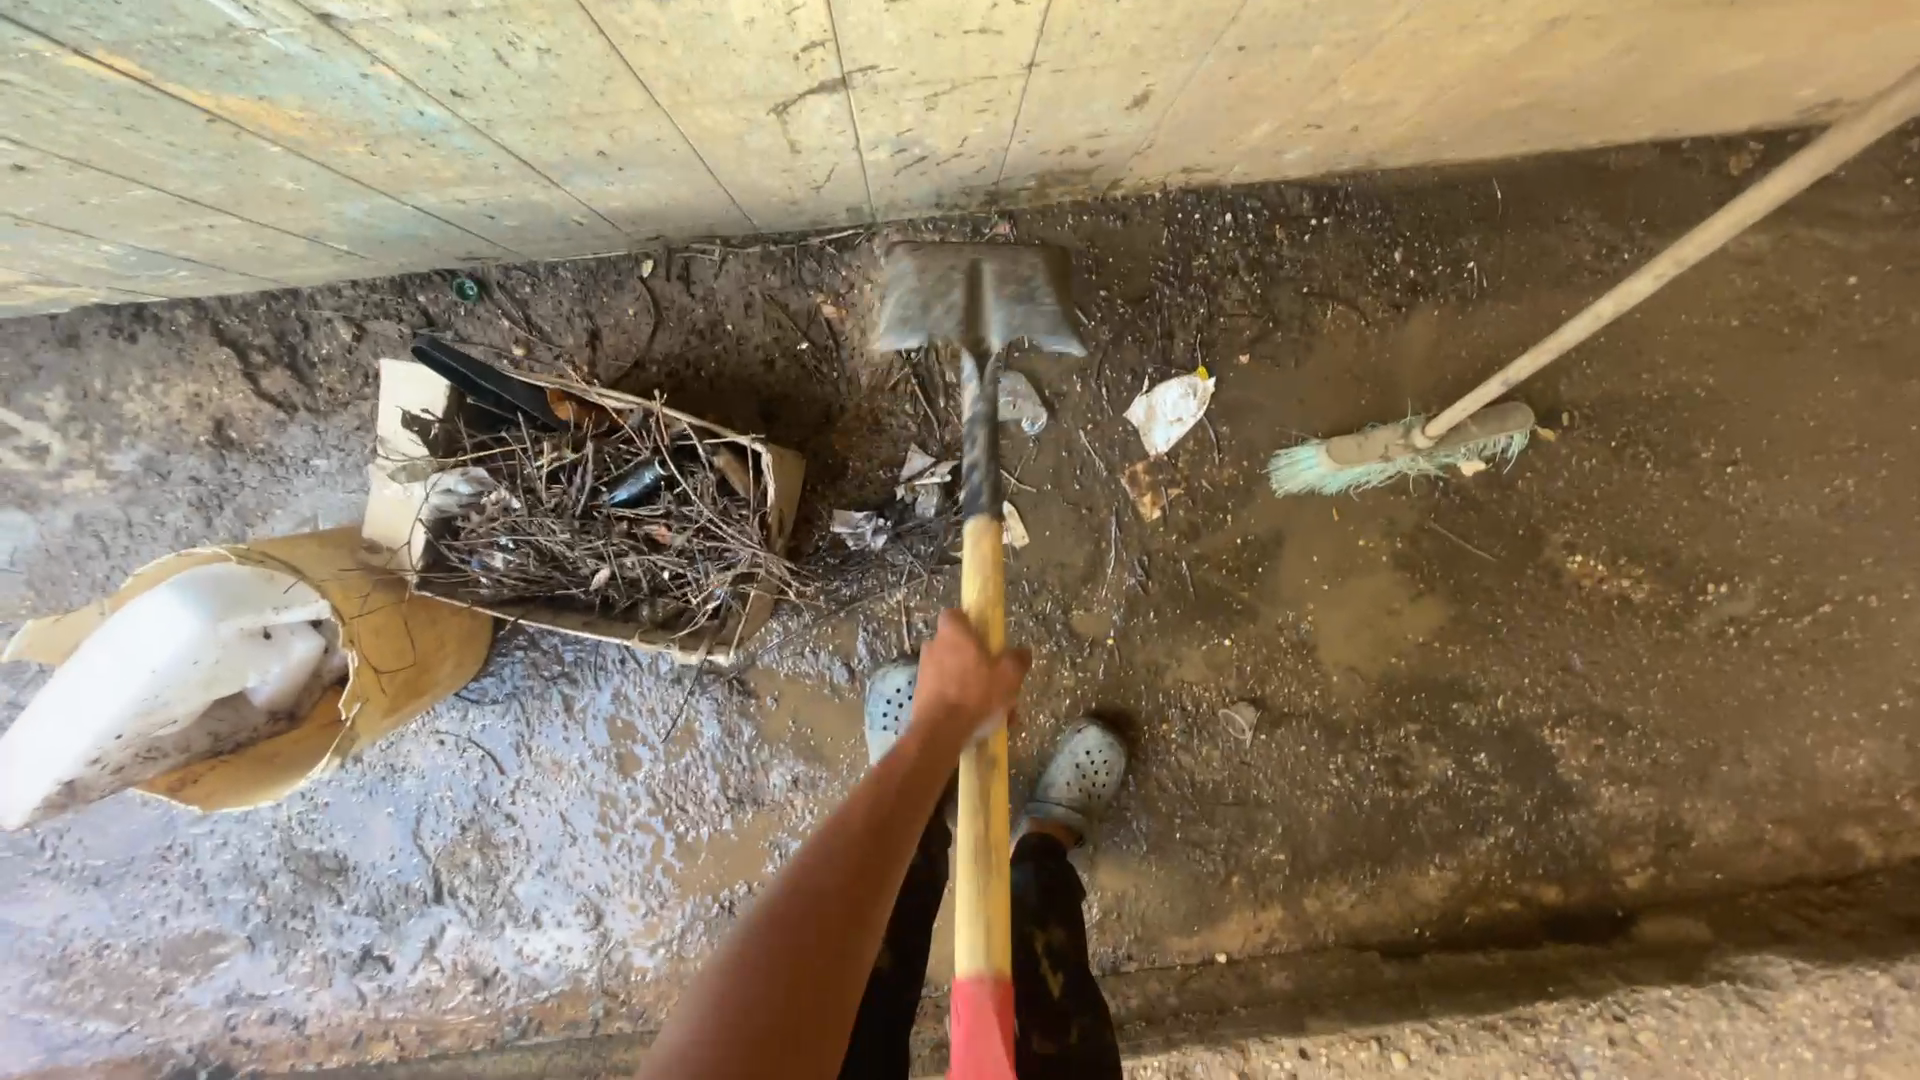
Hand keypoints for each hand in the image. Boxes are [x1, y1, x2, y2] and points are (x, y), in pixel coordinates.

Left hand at [910, 609, 1031, 750]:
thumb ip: (1017, 659)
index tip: (986, 639)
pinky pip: (947, 693)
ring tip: (995, 711)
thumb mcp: (1009, 675)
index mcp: (952, 633)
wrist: (939, 731)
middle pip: (957, 647)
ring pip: (954, 674)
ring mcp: (924, 672)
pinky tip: (980, 723)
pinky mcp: (921, 696)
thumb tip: (1022, 652)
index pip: (955, 615)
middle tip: (997, 681)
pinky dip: (961, 703)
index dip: (969, 623)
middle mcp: (933, 647)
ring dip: (973, 687)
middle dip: (977, 662)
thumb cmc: (976, 694)